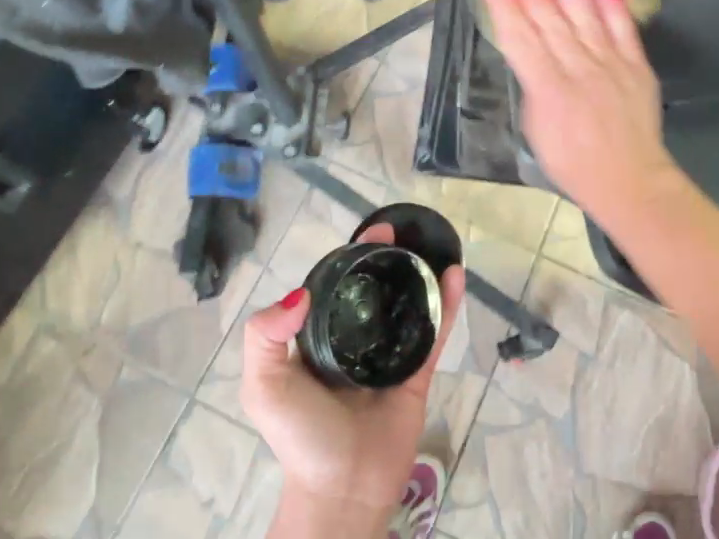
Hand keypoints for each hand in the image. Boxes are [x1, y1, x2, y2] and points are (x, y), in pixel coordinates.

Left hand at [241, 222, 466, 534]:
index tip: (365, 235)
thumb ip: (265, 335)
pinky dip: (447, 304)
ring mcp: (388, 357)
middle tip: (397, 232)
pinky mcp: (417, 374)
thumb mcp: (263, 384)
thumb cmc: (300, 435)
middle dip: (385, 258)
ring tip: (429, 245)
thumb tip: (300, 293)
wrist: (342, 487)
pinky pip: (434, 333)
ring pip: (407, 306)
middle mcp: (354, 344)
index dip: (349, 260)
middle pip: (373, 292)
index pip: (334, 290)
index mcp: (317, 343)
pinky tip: (455, 276)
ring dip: (419, 275)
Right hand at [481, 0, 679, 218]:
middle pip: (551, 19)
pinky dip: (613, 6)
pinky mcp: (637, 66)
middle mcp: (577, 68)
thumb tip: (533, 56)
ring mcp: (610, 64)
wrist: (628, 179)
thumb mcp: (535, 129)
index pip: (520, 35)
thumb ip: (533, 87)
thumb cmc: (571, 163)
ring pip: (586, 16)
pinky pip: (624, 29)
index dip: (505, 3)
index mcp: (546, 87)